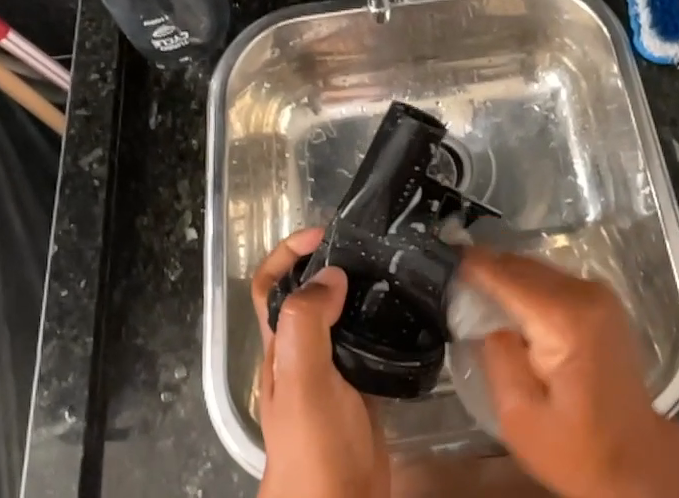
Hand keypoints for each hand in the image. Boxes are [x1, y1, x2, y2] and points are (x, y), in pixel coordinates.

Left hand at [252, 228, 387, 497]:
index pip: (270, 285)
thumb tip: (330, 273)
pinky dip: (383, 321)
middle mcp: (302, 352)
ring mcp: (333, 371)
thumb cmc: (313, 445)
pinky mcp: (362, 387)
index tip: (325, 233)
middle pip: (307, 294)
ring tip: (395, 267)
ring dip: (359, 288)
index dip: (288, 252)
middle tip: (372, 244)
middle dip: (330, 262)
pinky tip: (408, 314)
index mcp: (280, 345)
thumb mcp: (302, 379)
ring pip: (341, 315)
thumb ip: (307, 323)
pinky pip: (368, 342)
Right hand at [461, 249, 678, 497]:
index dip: (471, 264)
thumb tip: (488, 322)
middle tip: (447, 272)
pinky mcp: (603, 302)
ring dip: (505, 273)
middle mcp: (586, 294)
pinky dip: (526, 283)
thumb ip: (497, 357)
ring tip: (469, 283)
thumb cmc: (576, 447)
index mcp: (565, 319)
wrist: (635, 461)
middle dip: (485, 266)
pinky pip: (553, 280)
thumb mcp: (519, 415)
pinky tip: (506, 298)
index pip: (507, 276)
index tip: (439, 255)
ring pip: (538, 268)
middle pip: (523, 265)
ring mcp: (599, 294)